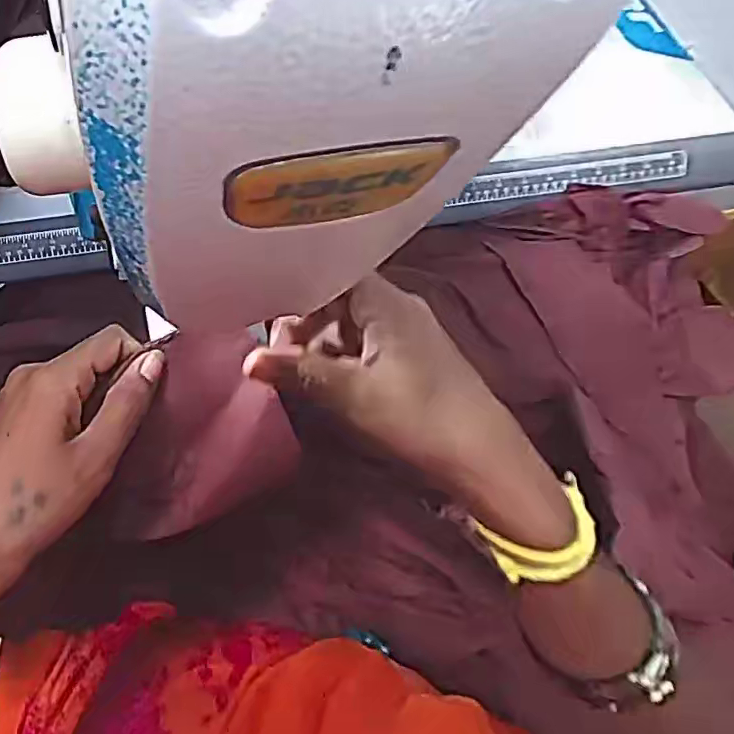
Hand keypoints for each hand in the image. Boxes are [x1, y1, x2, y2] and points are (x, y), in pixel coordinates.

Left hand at [0, 325, 164, 614]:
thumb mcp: (96, 455)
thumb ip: (127, 402)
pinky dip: (76, 409)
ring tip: (99, 445)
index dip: (139, 359)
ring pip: (76, 374)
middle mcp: (29, 373)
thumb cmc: (37, 505)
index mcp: (50, 377)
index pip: (111, 337)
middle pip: (92, 355)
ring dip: (98, 399)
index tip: (150, 397)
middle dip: (118, 383)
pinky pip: (56, 392)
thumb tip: (153, 359)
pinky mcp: (10, 410)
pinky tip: (75, 448)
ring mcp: (15, 390)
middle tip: (125, 430)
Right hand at [244, 275, 574, 548]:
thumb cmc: (418, 418)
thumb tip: (247, 360)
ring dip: (320, 345)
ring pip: (348, 323)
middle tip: (280, 356)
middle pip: (336, 298)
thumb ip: (298, 371)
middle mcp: (398, 306)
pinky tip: (327, 382)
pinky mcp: (412, 356)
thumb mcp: (351, 394)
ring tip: (299, 374)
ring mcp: (407, 331)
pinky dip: (341, 358)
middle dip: (303, 324)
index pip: (332, 272)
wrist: (486, 461)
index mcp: (387, 302)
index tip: (268, 313)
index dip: (297, 288)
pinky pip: (364, 343)